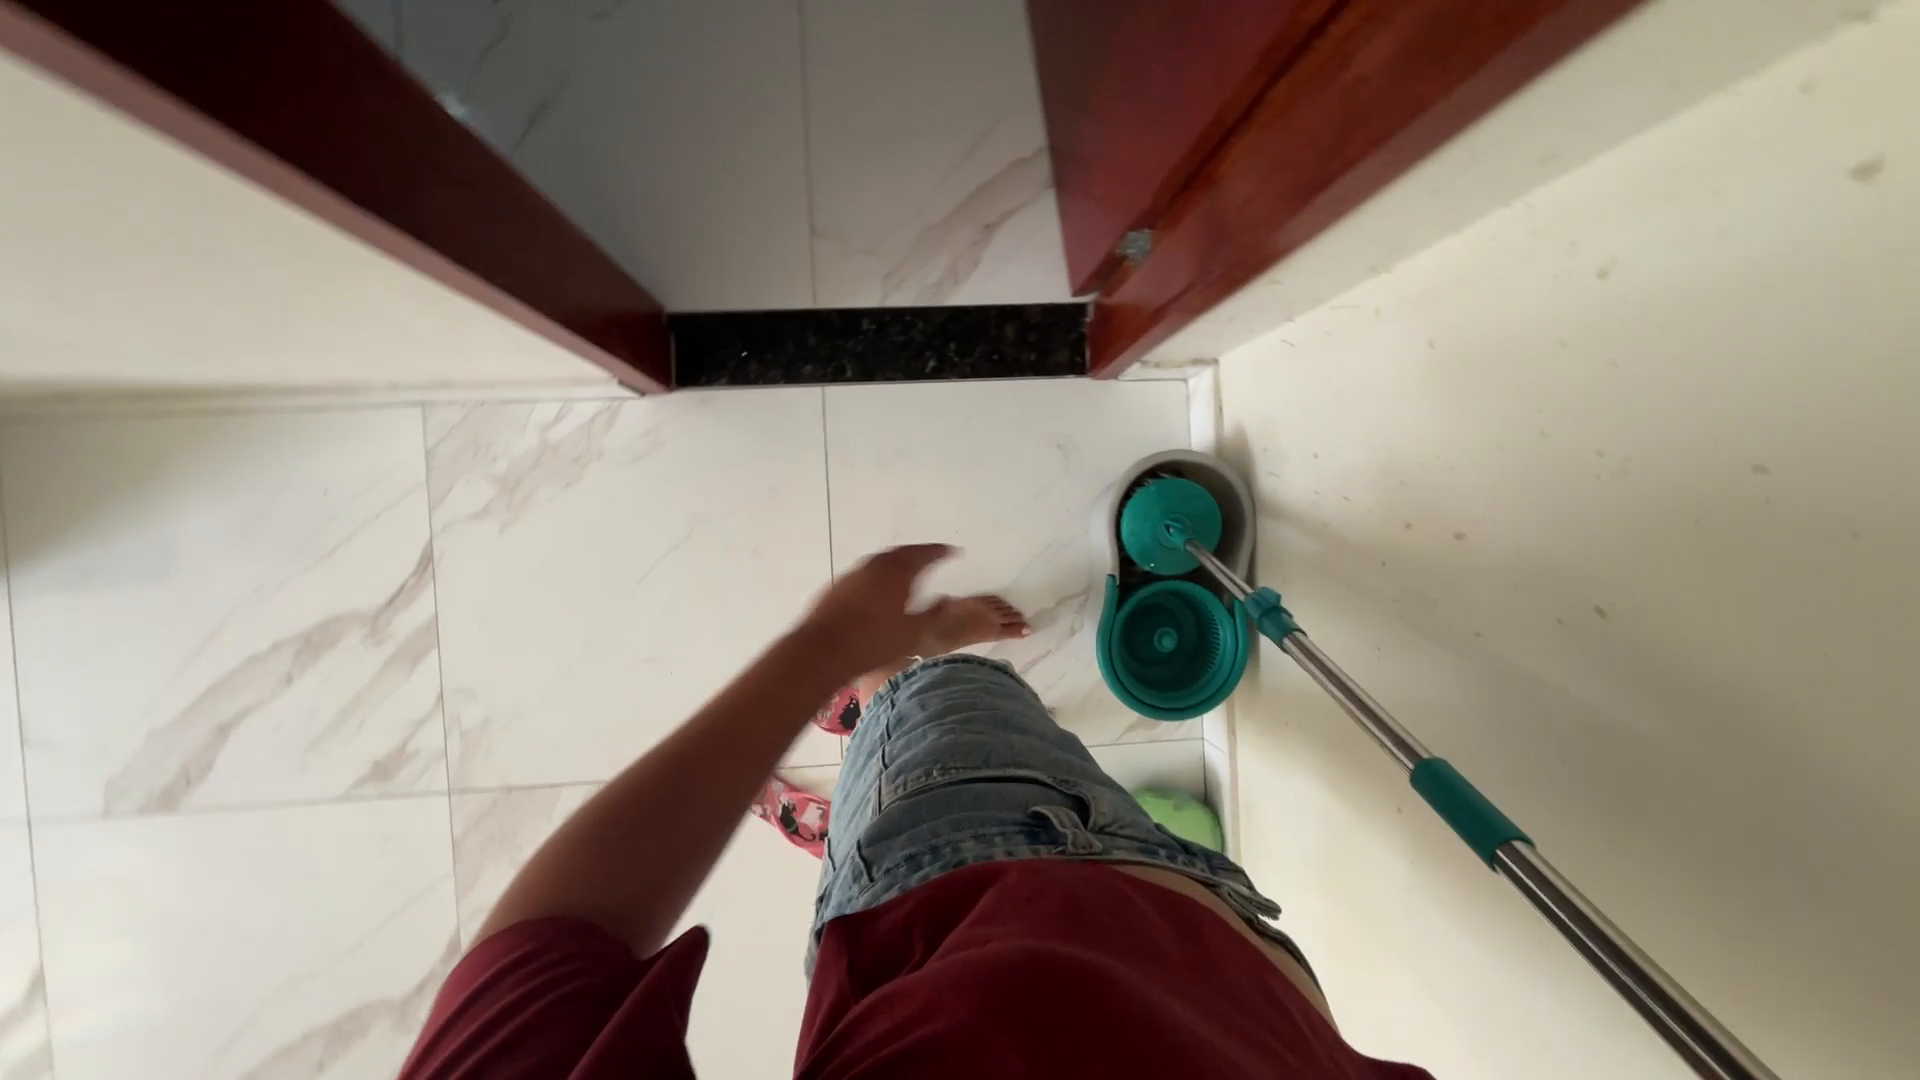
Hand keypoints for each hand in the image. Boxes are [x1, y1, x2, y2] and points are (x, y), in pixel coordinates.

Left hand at [794, 544, 954, 675]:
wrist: (821, 652)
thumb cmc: (872, 644)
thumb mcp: (912, 634)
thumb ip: (933, 614)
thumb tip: (947, 600)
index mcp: (896, 573)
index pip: (923, 554)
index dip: (939, 552)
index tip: (951, 551)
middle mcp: (873, 567)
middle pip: (899, 553)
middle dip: (916, 553)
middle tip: (929, 556)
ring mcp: (851, 575)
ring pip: (878, 562)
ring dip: (894, 563)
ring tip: (905, 571)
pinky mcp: (835, 588)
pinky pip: (862, 574)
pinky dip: (876, 575)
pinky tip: (877, 589)